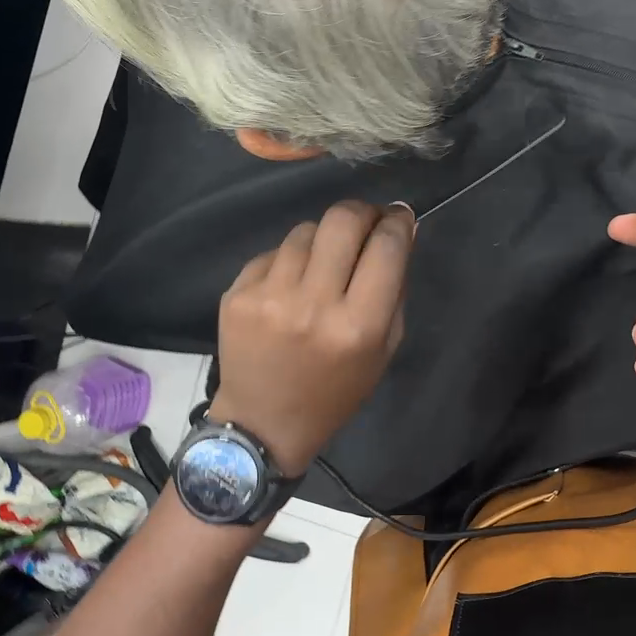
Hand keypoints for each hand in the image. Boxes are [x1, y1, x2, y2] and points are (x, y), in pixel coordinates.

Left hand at [212, 201, 415, 477]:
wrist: (263, 422)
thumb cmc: (335, 392)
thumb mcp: (383, 350)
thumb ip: (394, 290)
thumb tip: (399, 232)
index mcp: (358, 326)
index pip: (385, 247)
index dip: (397, 221)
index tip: (398, 216)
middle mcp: (313, 305)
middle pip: (342, 220)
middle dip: (362, 212)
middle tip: (366, 222)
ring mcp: (269, 297)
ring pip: (305, 230)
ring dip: (324, 238)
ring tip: (325, 261)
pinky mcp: (237, 294)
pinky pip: (274, 252)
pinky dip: (289, 260)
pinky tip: (291, 285)